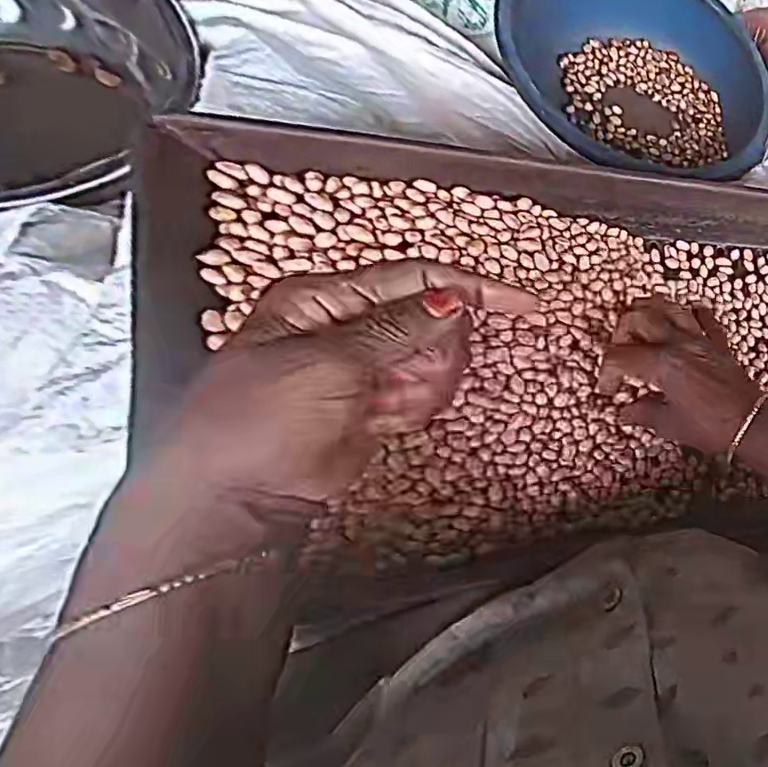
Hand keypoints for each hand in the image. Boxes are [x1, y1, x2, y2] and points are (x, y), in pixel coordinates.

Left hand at [139, 261, 536, 509]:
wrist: (243, 488)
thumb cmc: (259, 417)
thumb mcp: (331, 361)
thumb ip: (400, 327)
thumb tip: (453, 298)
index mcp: (328, 298)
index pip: (420, 278)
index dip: (477, 289)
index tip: (524, 303)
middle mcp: (356, 324)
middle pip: (442, 324)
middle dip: (435, 356)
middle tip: (401, 379)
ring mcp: (375, 362)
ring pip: (443, 362)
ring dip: (422, 389)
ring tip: (379, 406)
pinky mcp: (388, 396)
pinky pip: (433, 393)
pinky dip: (415, 409)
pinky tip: (377, 421)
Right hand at [596, 296, 765, 452]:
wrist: (751, 424)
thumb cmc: (711, 426)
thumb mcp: (670, 424)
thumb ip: (644, 413)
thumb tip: (627, 412)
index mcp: (662, 363)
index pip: (620, 356)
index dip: (607, 372)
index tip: (609, 390)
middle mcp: (679, 344)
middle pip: (638, 318)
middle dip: (621, 333)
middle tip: (621, 355)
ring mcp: (701, 341)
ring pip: (670, 307)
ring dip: (650, 311)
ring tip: (641, 326)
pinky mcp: (719, 346)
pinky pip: (705, 318)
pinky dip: (692, 313)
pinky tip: (683, 319)